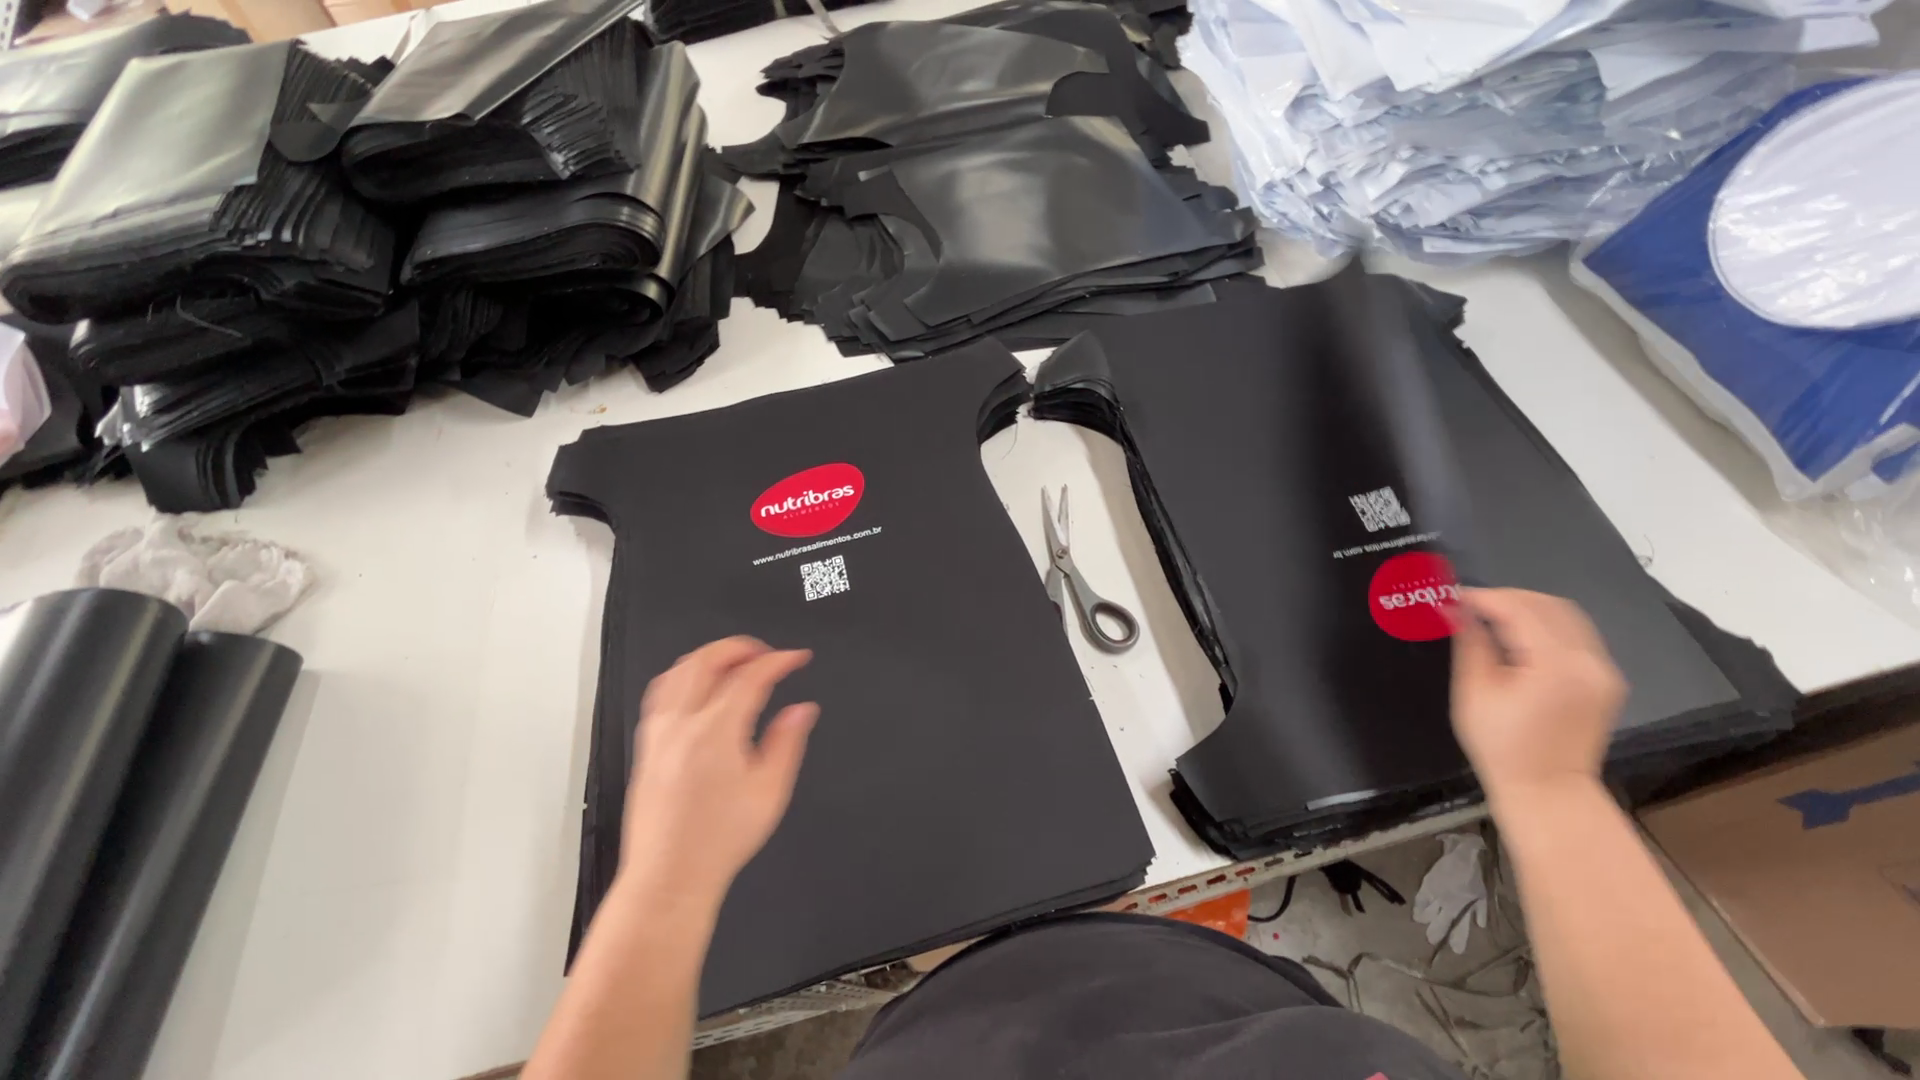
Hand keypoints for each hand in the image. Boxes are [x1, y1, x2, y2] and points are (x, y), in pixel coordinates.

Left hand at [618, 637, 818, 899]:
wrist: (671, 875)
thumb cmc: (717, 841)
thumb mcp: (769, 791)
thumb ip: (787, 742)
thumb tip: (801, 710)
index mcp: (715, 732)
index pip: (750, 677)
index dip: (778, 661)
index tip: (796, 658)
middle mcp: (681, 726)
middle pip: (707, 660)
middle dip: (741, 647)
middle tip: (767, 653)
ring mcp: (659, 734)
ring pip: (679, 670)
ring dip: (710, 656)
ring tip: (735, 662)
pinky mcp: (647, 747)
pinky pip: (661, 692)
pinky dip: (684, 675)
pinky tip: (698, 686)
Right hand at [1449, 588, 1624, 802]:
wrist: (1548, 789)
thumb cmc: (1501, 747)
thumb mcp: (1474, 693)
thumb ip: (1470, 643)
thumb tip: (1456, 608)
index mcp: (1555, 666)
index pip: (1519, 609)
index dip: (1483, 597)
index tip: (1452, 597)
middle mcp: (1589, 661)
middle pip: (1549, 605)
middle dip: (1506, 598)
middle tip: (1470, 606)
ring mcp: (1603, 669)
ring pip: (1567, 615)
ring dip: (1527, 608)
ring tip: (1492, 619)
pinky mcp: (1606, 678)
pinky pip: (1577, 634)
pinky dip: (1546, 625)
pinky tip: (1520, 639)